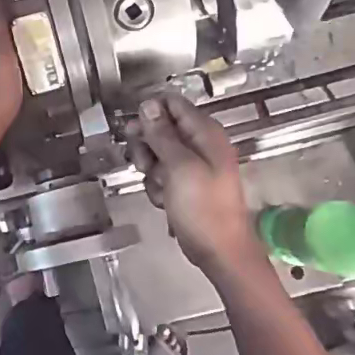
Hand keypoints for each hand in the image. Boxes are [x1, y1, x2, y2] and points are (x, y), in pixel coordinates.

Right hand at [126, 92, 266, 279]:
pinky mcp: (185, 184)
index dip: (150, 113)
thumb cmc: (203, 207)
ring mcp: (193, 164)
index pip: (172, 103)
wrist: (219, 251)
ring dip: (151, 168)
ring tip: (159, 186)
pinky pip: (161, 174)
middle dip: (147, 145)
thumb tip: (148, 104)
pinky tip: (164, 200)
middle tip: (144, 163)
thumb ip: (162, 134)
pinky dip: (158, 186)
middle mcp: (200, 143)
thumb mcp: (179, 166)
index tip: (135, 132)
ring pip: (157, 152)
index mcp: (205, 132)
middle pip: (161, 127)